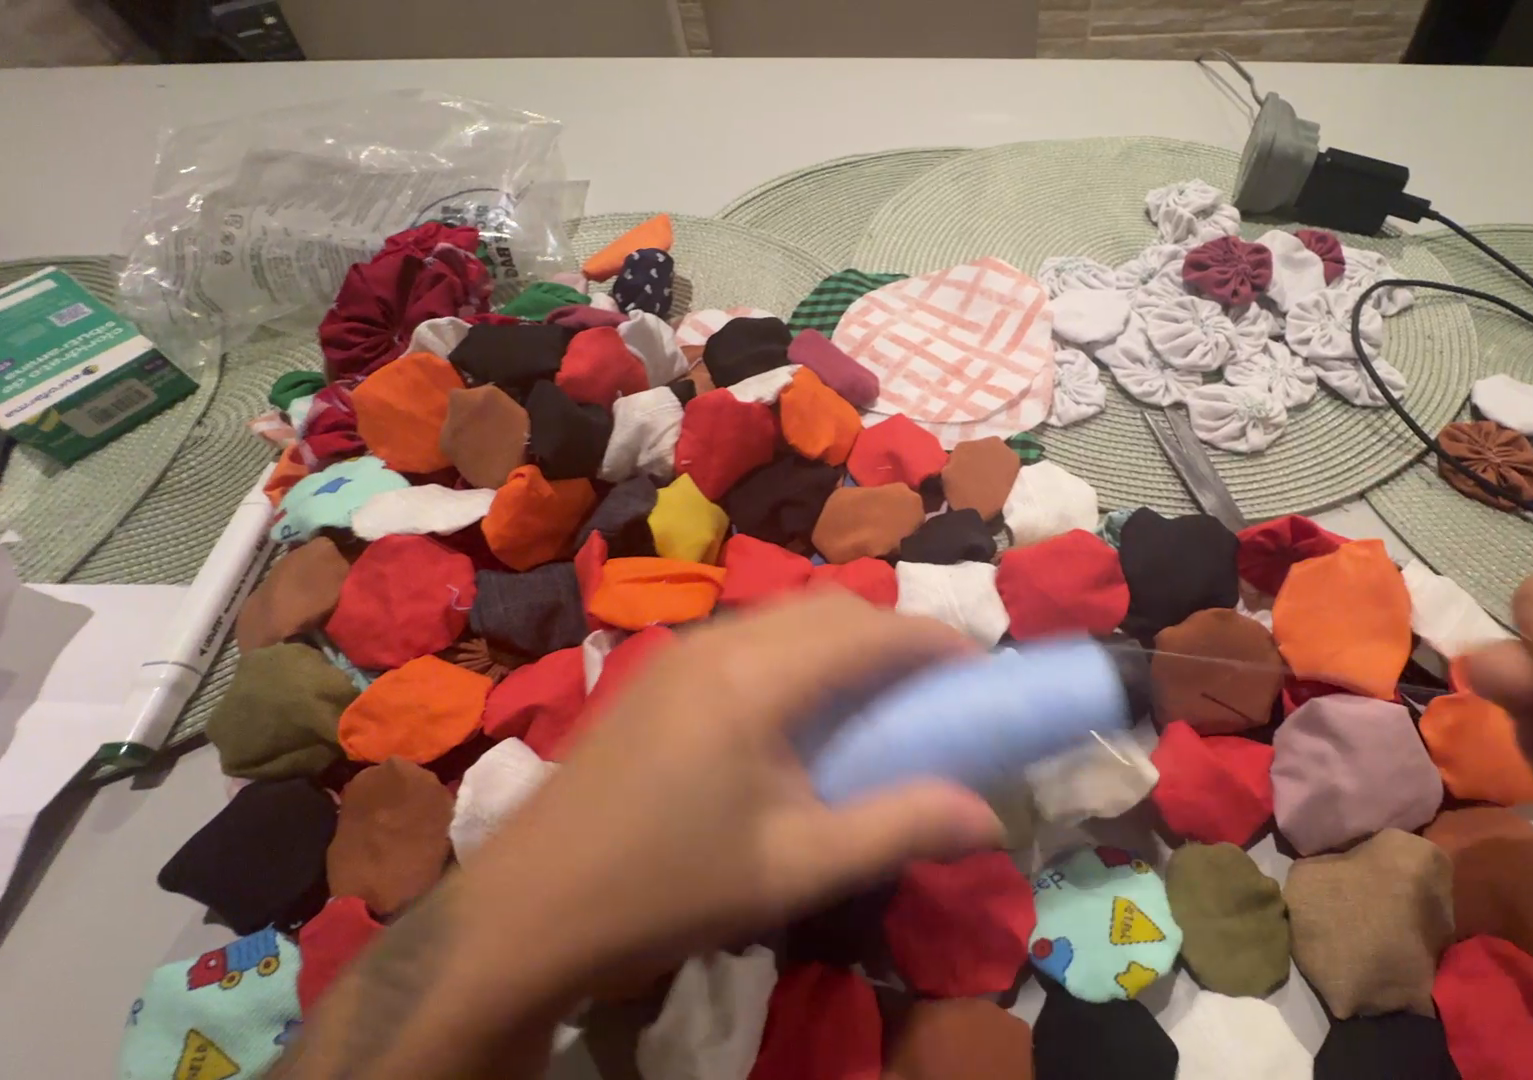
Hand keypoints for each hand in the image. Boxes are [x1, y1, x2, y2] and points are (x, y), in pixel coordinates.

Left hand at [460, 592, 1005, 997]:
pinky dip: (805, 647)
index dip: (934, 640)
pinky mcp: (663, 668)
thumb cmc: (669, 889)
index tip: (978, 671)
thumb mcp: (796, 868)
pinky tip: (805, 704)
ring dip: (849, 637)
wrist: (527, 911)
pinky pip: (757, 631)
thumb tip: (990, 819)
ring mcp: (684, 649)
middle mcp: (721, 642)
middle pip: (834, 607)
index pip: (869, 630)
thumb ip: (899, 829)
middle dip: (895, 634)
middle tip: (933, 689)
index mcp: (756, 680)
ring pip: (792, 612)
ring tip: (878, 695)